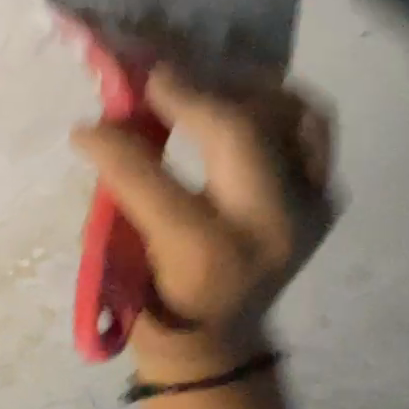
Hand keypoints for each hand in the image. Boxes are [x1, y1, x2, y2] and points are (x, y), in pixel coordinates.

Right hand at [71, 64, 336, 381]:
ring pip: (289, 116)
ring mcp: (310, 207)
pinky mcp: (324, 193)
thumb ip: (123, 190)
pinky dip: (269, 104)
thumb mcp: (122, 254)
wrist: (216, 334)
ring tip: (199, 79)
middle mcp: (269, 226)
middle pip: (236, 132)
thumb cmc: (152, 300)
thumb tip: (111, 126)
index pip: (151, 179)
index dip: (112, 145)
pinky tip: (234, 98)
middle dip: (188, 93)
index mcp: (204, 252)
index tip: (83, 128)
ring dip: (240, 89)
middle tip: (151, 74)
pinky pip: (306, 128)